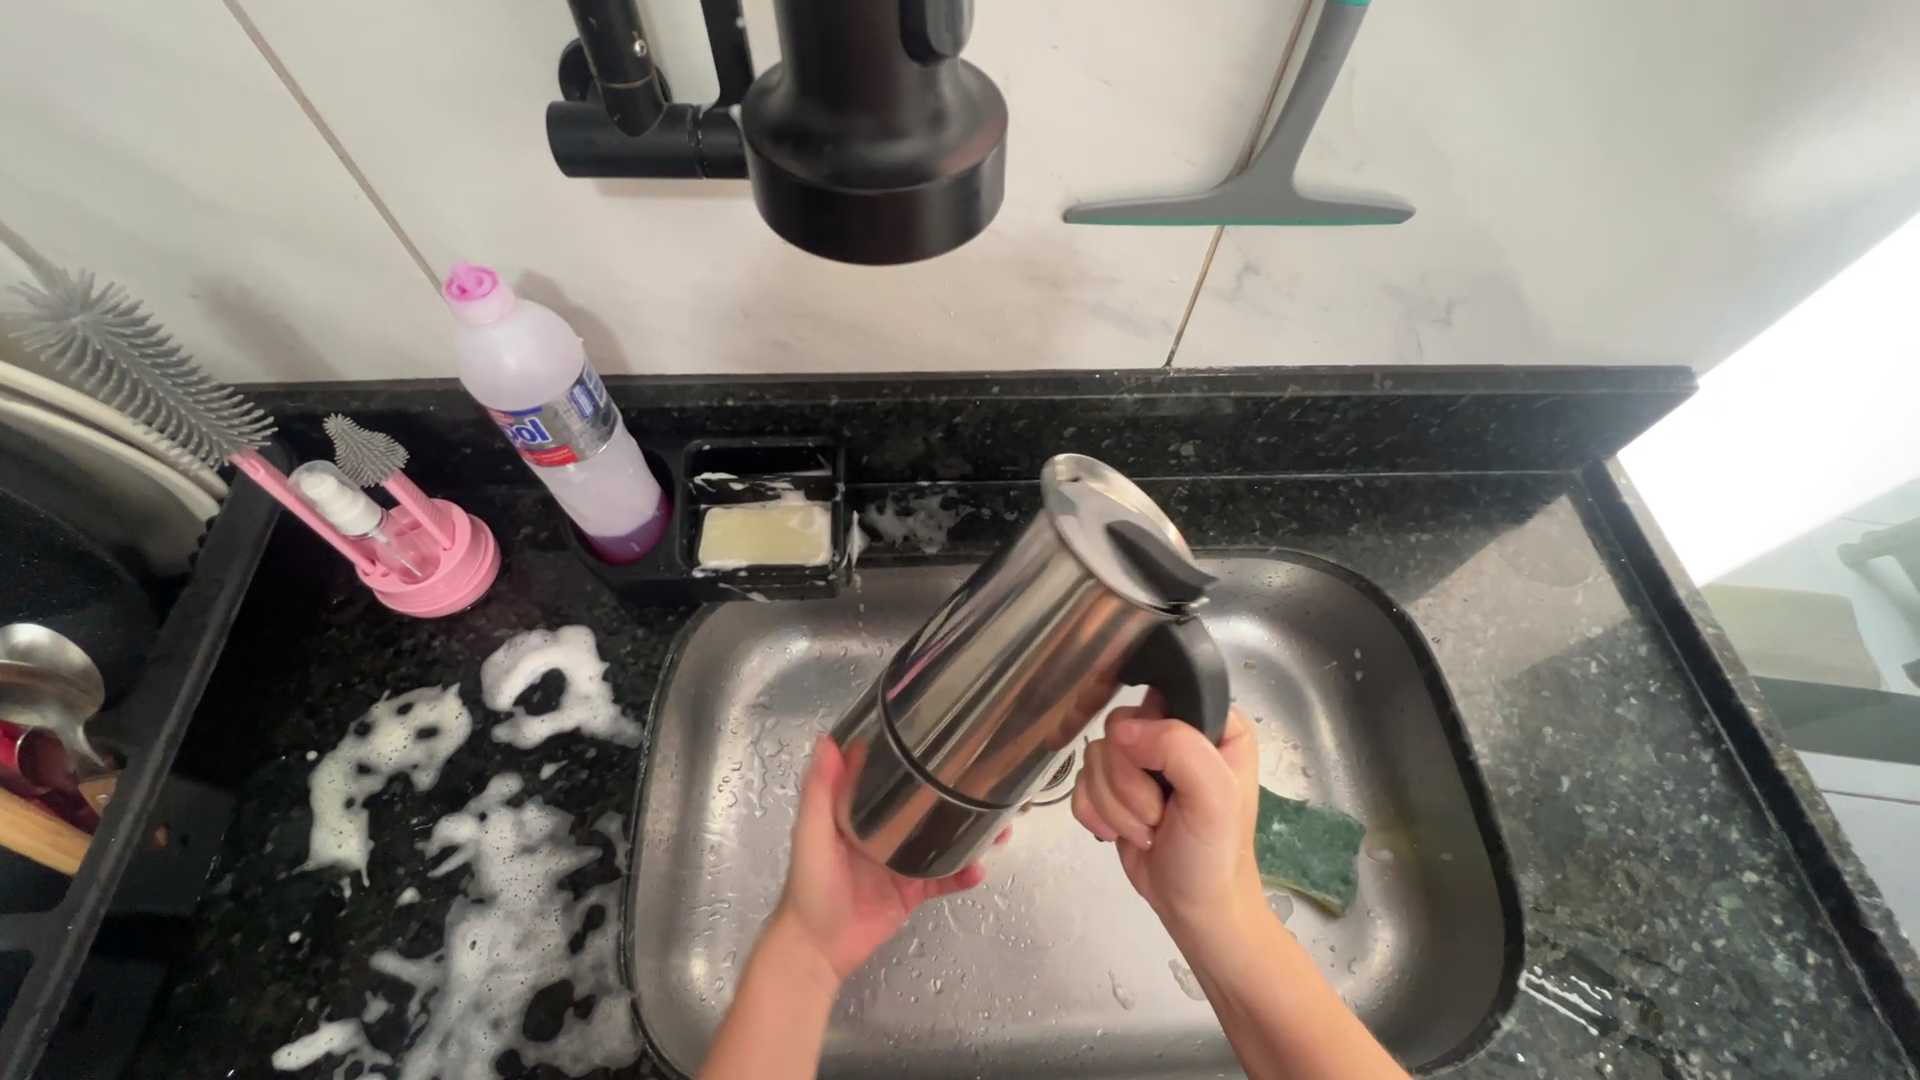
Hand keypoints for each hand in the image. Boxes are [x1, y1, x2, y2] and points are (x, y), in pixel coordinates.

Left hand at [773, 735, 991, 982]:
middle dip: (953, 794)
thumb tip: (827, 740)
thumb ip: (820, 790)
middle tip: (987, 782)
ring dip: (969, 832)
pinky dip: (962, 874)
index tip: (940, 733)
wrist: (817, 949)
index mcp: (858, 811)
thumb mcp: (812, 832)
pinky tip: (978, 869)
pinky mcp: (912, 891)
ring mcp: (900, 861)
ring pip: (942, 839)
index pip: (887, 775)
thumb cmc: (810, 885)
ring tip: (998, 826)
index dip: (910, 756)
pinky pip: (943, 879)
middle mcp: (883, 831)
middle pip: (924, 805)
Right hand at [1071, 696, 1263, 931]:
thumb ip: (1176, 748)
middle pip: (1117, 727)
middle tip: (1157, 814)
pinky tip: (1118, 833)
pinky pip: (1080, 780)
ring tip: (1146, 830)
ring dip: (1113, 803)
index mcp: (1211, 723)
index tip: (1157, 769)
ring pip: (1095, 755)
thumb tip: (1120, 732)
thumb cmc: (1214, 855)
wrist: (1194, 910)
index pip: (1162, 692)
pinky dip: (1094, 811)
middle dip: (1127, 780)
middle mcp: (1174, 733)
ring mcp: (1140, 760)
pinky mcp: (1113, 786)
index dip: (1150, 730)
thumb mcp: (1214, 797)